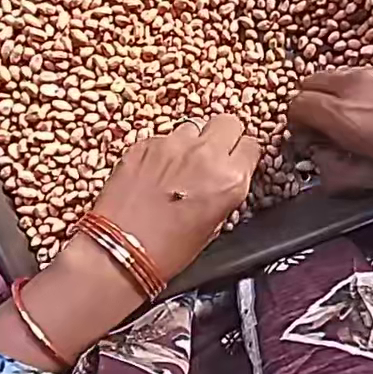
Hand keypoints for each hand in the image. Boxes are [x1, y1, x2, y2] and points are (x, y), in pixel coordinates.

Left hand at [85, 114, 261, 277]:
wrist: (120, 250)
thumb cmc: (167, 250)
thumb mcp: (214, 226)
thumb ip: (226, 191)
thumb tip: (225, 178)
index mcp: (230, 179)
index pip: (252, 145)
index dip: (244, 154)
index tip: (238, 161)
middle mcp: (205, 155)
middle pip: (228, 122)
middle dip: (225, 135)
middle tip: (214, 155)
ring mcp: (173, 145)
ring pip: (194, 126)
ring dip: (193, 141)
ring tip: (181, 166)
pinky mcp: (145, 144)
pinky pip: (164, 137)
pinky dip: (164, 150)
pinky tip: (156, 172)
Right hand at [286, 64, 372, 190]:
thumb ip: (342, 173)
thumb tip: (323, 169)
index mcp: (345, 116)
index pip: (296, 106)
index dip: (297, 126)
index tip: (310, 141)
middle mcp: (354, 86)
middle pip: (308, 84)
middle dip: (309, 106)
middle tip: (325, 130)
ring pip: (333, 76)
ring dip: (331, 96)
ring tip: (354, 122)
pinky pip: (358, 73)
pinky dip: (354, 89)